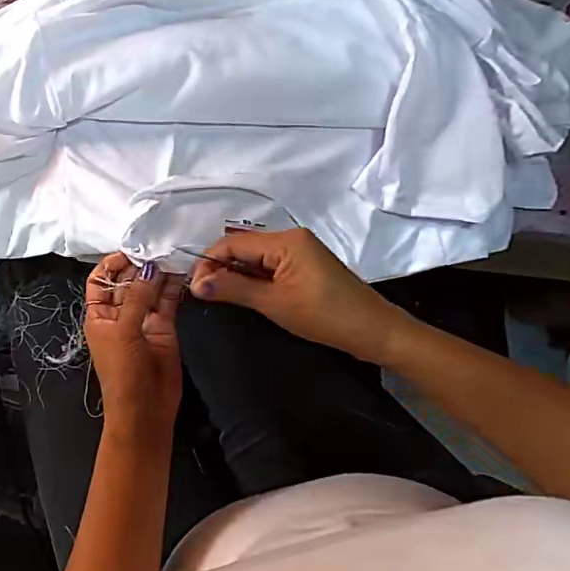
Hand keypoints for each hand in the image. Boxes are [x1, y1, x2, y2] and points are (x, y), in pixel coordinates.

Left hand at [83, 254, 183, 431]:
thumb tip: (149, 268)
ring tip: (172, 254)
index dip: (112, 264)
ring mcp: (143, 320)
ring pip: (150, 289)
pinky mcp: (164, 327)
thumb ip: (137, 297)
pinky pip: (167, 301)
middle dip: (140, 265)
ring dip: (159, 273)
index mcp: (98, 315)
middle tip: (158, 247)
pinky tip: (181, 271)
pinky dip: (174, 287)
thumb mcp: (124, 331)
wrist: (144, 410)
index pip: (101, 280)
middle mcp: (119, 314)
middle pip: (128, 282)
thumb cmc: (122, 372)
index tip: (131, 250)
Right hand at [187, 228, 413, 363]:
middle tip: (204, 296)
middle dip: (219, 269)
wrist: (374, 332)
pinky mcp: (304, 265)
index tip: (195, 289)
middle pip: (242, 247)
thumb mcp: (273, 303)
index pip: (231, 243)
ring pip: (254, 258)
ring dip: (235, 275)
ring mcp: (299, 251)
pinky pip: (268, 266)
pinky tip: (244, 295)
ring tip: (219, 297)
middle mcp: (291, 238)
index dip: (208, 263)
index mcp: (285, 241)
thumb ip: (233, 289)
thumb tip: (196, 285)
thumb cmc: (325, 316)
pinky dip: (253, 279)